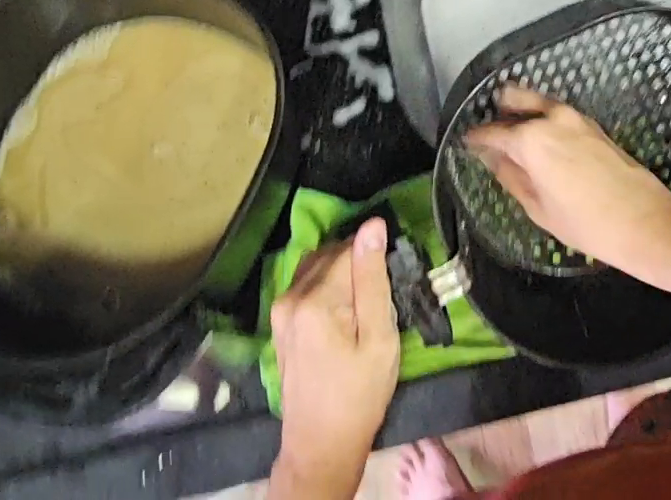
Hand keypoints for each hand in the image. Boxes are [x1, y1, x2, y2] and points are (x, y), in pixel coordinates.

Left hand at [270, 218, 399, 498]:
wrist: (321, 444)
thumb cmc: (360, 393)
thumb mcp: (379, 336)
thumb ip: (373, 278)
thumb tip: (373, 226)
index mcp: (314, 300)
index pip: (349, 249)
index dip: (374, 257)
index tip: (391, 278)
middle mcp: (290, 296)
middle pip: (331, 253)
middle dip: (357, 263)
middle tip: (380, 295)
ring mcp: (280, 309)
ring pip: (317, 266)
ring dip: (342, 272)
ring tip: (365, 302)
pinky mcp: (280, 321)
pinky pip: (306, 283)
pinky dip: (328, 285)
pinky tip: (345, 311)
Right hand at [463, 85, 670, 269]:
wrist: (644, 220)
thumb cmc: (586, 223)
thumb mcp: (538, 207)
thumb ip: (510, 177)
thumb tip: (492, 159)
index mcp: (530, 139)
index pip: (492, 132)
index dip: (476, 139)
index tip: (466, 144)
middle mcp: (551, 118)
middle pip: (515, 99)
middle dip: (499, 113)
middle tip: (491, 135)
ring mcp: (574, 117)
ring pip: (537, 103)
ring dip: (522, 113)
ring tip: (514, 139)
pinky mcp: (592, 124)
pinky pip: (556, 113)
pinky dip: (543, 120)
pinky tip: (541, 144)